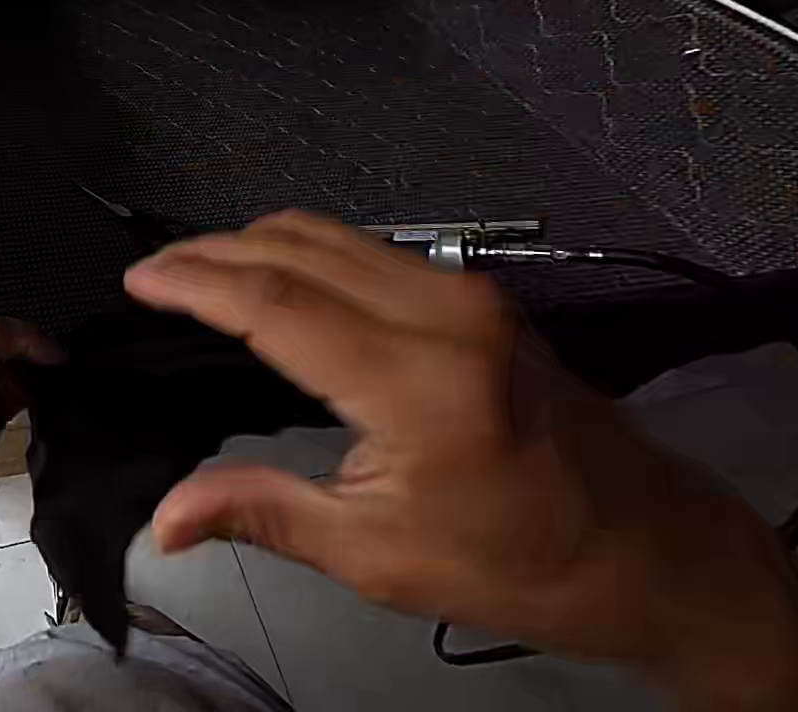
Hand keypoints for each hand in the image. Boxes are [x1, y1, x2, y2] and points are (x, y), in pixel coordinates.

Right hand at [125, 212, 797, 700]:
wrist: (658, 548)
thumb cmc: (518, 565)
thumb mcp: (378, 555)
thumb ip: (262, 515)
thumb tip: (164, 520)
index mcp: (416, 384)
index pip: (274, 304)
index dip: (195, 283)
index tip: (138, 280)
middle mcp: (438, 312)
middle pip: (292, 249)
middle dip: (208, 251)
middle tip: (153, 269)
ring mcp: (457, 290)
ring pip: (322, 232)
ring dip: (246, 241)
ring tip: (193, 266)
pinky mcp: (464, 288)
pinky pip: (353, 243)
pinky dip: (291, 246)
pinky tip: (262, 269)